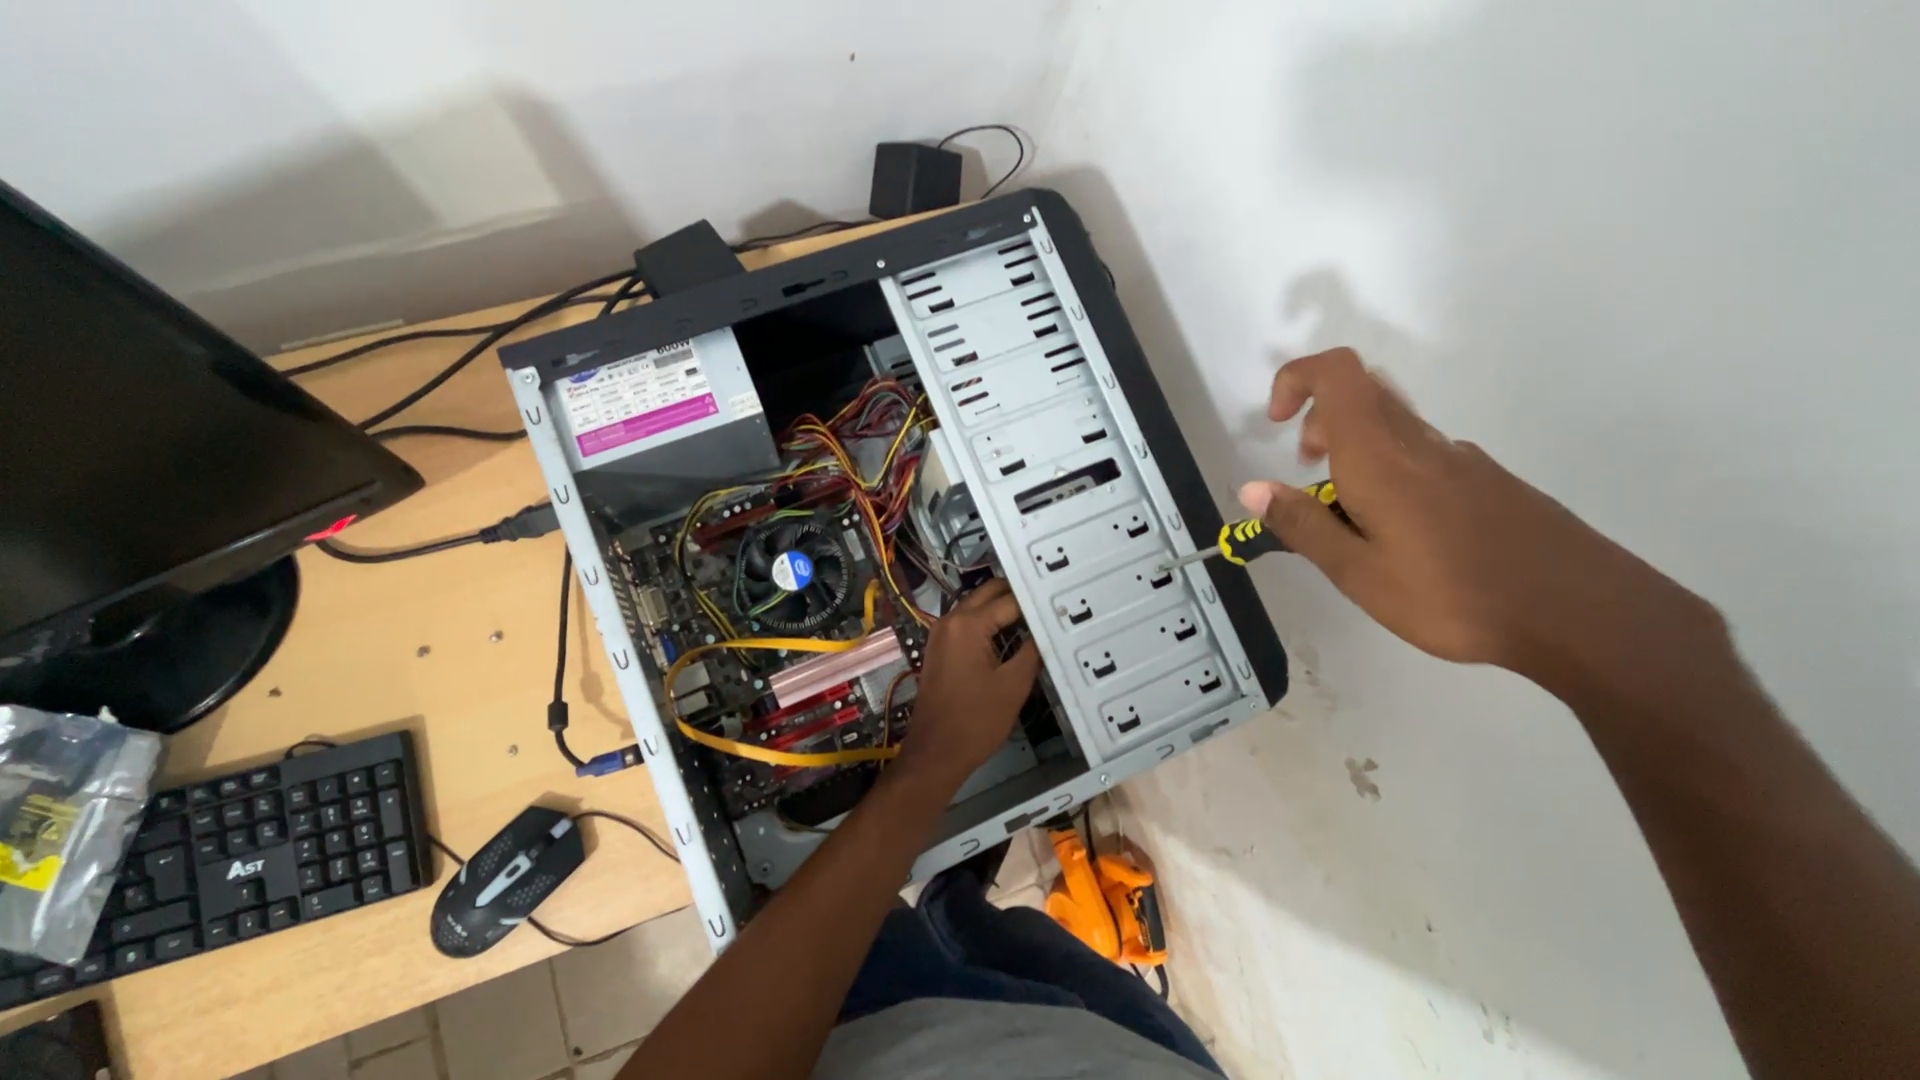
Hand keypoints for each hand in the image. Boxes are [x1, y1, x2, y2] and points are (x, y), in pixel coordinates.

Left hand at [896, 579, 1040, 785]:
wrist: (935, 753)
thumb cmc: (976, 720)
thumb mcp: (1014, 685)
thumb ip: (1032, 651)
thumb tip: (1046, 629)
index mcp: (968, 624)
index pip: (1008, 600)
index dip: (1035, 600)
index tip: (1059, 600)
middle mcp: (950, 620)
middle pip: (988, 594)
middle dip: (1017, 595)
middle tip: (1049, 601)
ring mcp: (941, 634)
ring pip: (977, 607)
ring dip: (1002, 608)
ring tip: (1036, 616)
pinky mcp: (940, 649)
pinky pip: (967, 624)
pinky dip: (988, 623)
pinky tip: (1012, 634)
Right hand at [1242, 347, 1715, 682]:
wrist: (1577, 610)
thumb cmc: (1452, 594)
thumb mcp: (1359, 573)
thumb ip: (1303, 526)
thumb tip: (1250, 488)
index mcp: (1380, 455)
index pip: (1336, 373)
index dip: (1296, 379)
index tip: (1278, 425)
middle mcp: (1419, 442)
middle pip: (1362, 394)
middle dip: (1321, 421)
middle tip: (1309, 474)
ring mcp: (1460, 459)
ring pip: (1394, 428)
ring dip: (1355, 450)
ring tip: (1352, 520)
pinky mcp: (1488, 482)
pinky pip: (1423, 455)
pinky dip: (1391, 473)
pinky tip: (1404, 537)